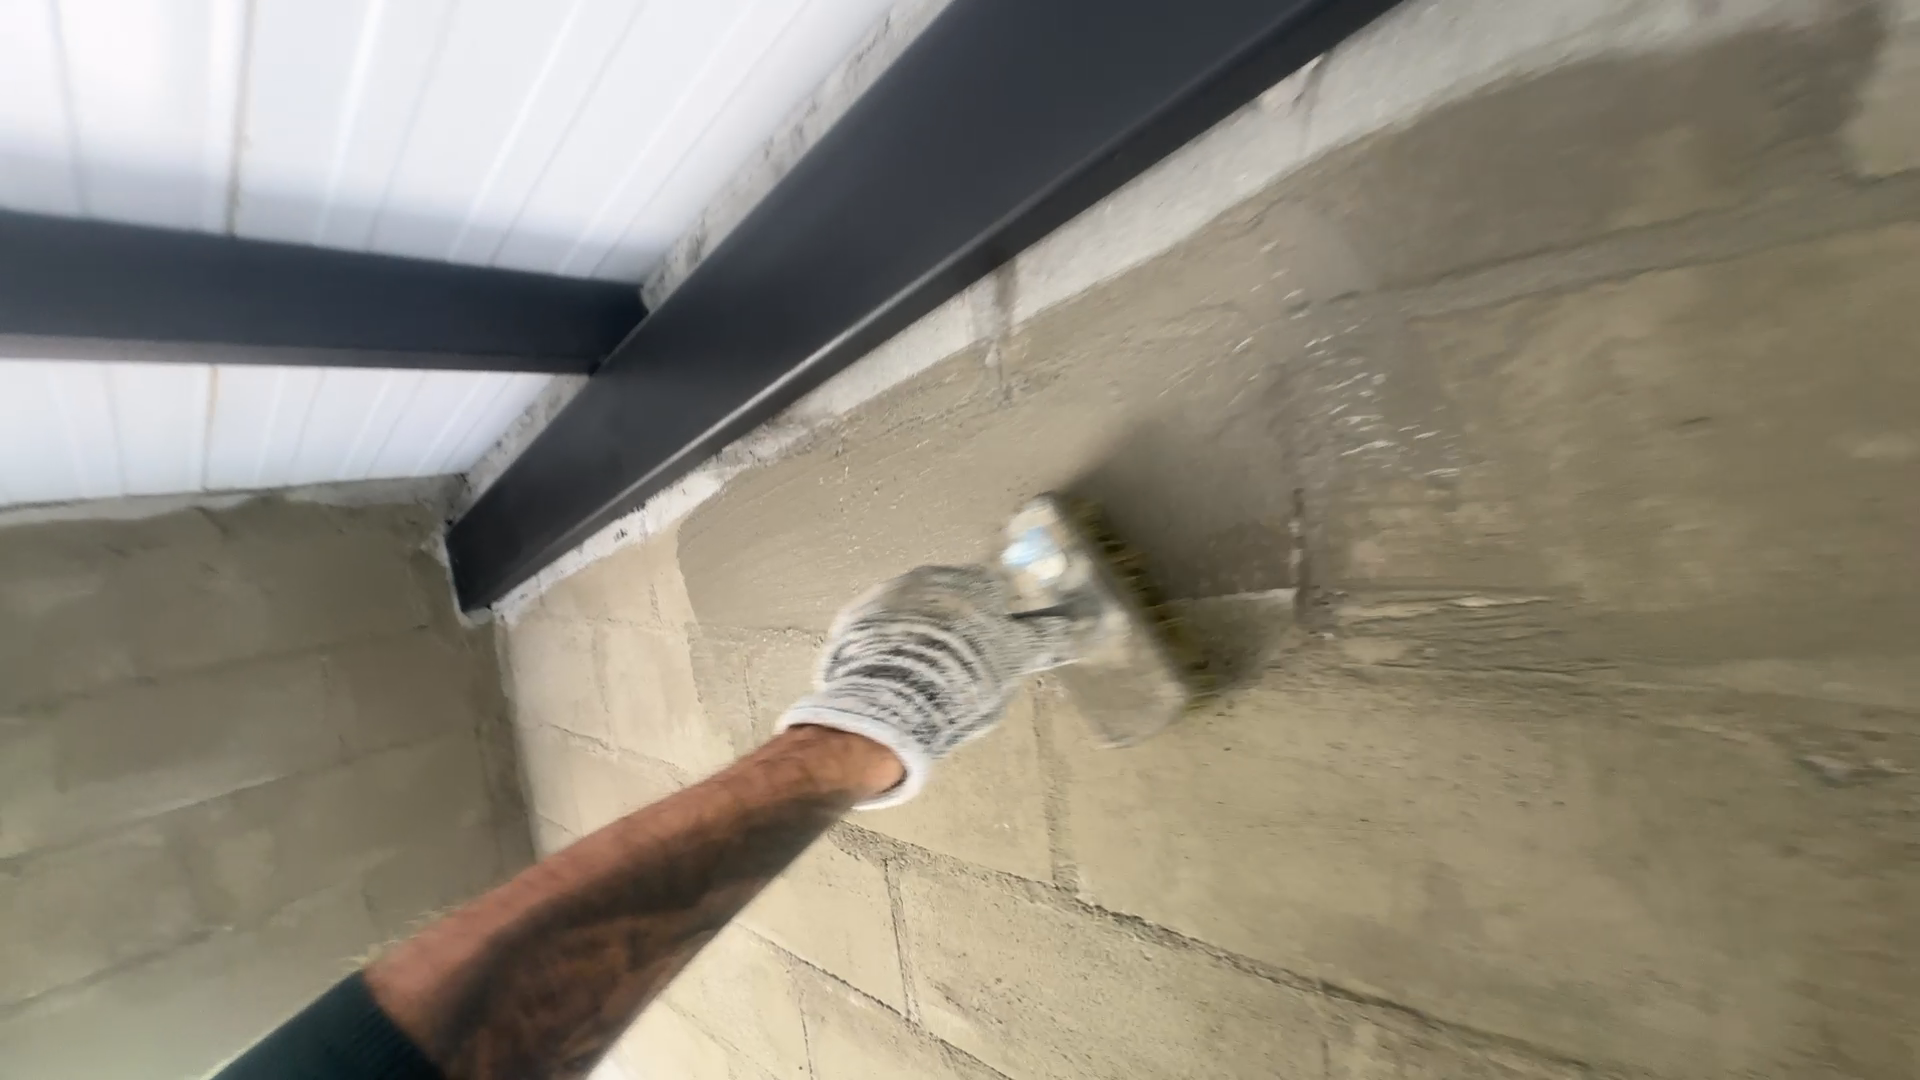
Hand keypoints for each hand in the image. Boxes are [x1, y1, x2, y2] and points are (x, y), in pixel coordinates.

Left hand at [774, 565, 1078, 807]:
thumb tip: (1064, 631)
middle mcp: (930, 577)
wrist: (891, 699)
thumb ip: (1042, 641)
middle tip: (958, 665)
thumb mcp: (1015, 661)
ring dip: (919, 634)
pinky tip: (891, 677)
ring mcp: (887, 595)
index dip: (996, 620)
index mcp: (975, 582)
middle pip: (950, 597)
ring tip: (921, 676)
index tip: (994, 647)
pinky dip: (885, 647)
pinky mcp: (854, 618)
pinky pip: (878, 630)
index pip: (995, 591)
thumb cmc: (964, 676)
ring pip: (913, 611)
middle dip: (955, 623)